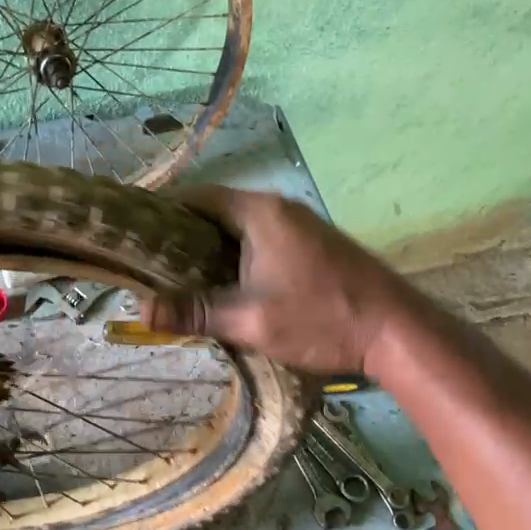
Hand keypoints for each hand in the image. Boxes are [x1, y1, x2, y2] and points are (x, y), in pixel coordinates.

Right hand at [143, 186, 405, 374]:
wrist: (396, 332)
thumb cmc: (321, 318)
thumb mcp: (250, 319)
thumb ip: (195, 312)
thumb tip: (140, 311)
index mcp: (260, 212)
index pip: (196, 197)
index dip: (161, 214)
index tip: (133, 237)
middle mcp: (278, 208)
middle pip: (215, 212)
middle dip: (181, 236)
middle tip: (148, 265)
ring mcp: (299, 226)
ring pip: (238, 229)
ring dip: (209, 250)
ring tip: (177, 279)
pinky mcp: (311, 246)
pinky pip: (259, 241)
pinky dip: (235, 257)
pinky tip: (223, 285)